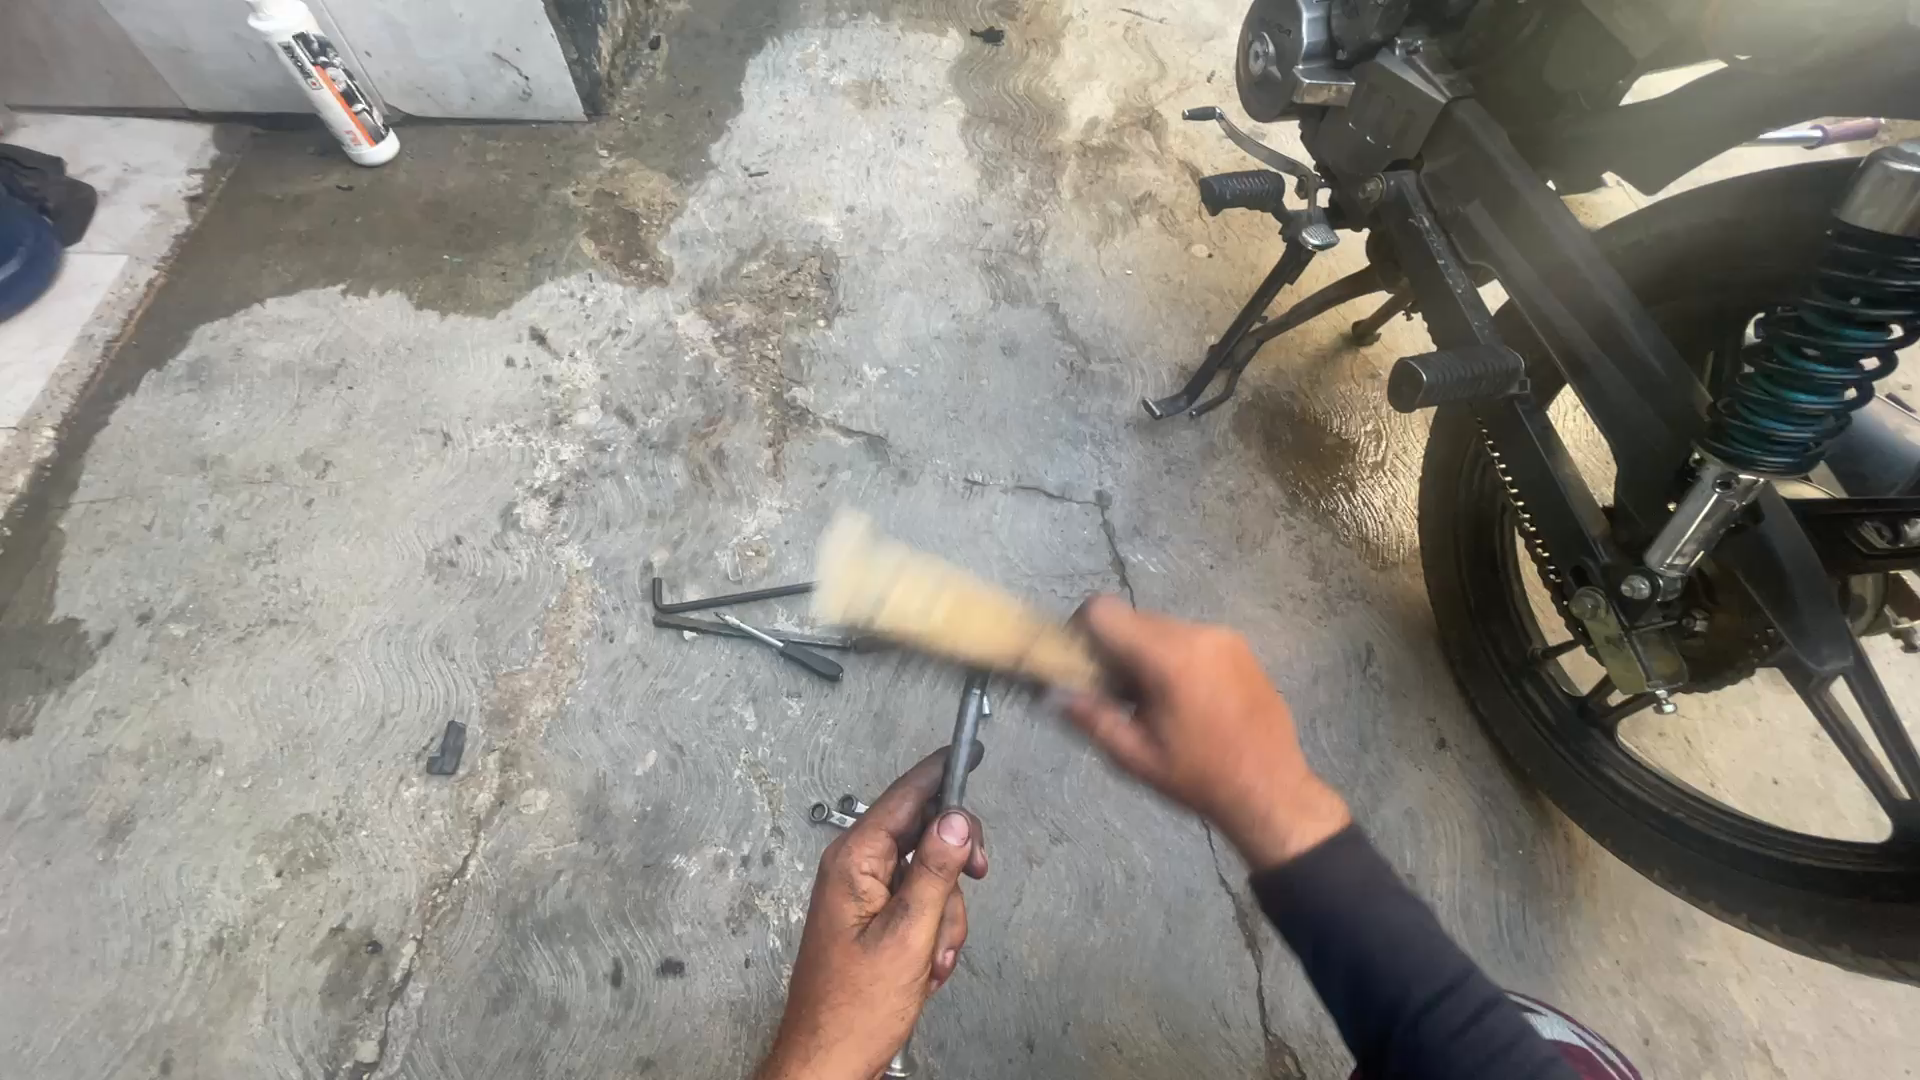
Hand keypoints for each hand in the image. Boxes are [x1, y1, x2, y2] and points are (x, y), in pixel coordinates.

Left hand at [756, 751, 987, 1079]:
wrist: (827, 1065)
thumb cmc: (854, 1009)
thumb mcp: (908, 935)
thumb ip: (935, 871)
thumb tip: (956, 818)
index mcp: (855, 858)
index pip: (906, 795)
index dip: (941, 771)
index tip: (971, 751)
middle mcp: (858, 865)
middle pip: (924, 831)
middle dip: (954, 862)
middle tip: (977, 874)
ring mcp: (867, 890)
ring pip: (931, 872)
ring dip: (946, 912)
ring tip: (934, 955)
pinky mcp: (876, 913)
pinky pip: (922, 900)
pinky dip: (936, 929)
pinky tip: (928, 963)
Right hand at [1063, 596, 1350, 870]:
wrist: (1274, 792)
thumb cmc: (1200, 778)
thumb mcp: (1135, 757)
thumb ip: (1092, 718)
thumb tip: (1056, 695)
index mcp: (1167, 657)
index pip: (1104, 611)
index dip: (1081, 629)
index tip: (1081, 661)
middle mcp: (1196, 633)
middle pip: (1132, 618)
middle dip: (1114, 646)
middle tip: (1114, 689)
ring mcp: (1223, 636)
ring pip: (1160, 626)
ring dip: (1143, 651)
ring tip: (1151, 697)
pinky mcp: (1239, 645)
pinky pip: (1188, 636)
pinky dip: (1172, 655)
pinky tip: (1182, 696)